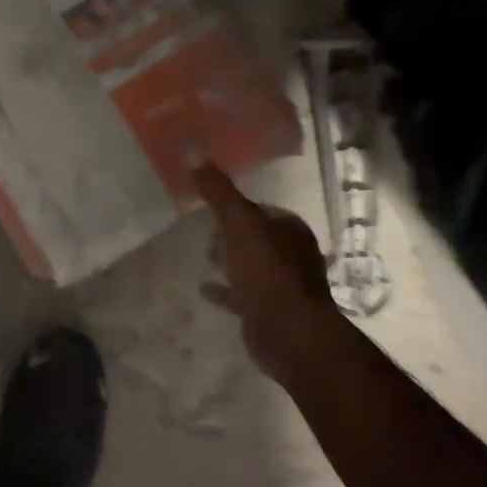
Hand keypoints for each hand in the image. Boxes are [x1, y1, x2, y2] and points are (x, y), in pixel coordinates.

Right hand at [193, 165, 340, 381]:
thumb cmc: (268, 273)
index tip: (211, 203)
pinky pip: (242, 294)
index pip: (263, 209)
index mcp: (291, 231)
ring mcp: (283, 286)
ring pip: (251, 265)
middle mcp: (292, 255)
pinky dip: (225, 290)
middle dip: (233, 233)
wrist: (290, 335)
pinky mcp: (270, 312)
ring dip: (230, 260)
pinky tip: (204, 288)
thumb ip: (218, 191)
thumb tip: (194, 152)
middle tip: (203, 228)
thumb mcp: (239, 224)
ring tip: (203, 255)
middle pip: (257, 237)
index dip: (238, 205)